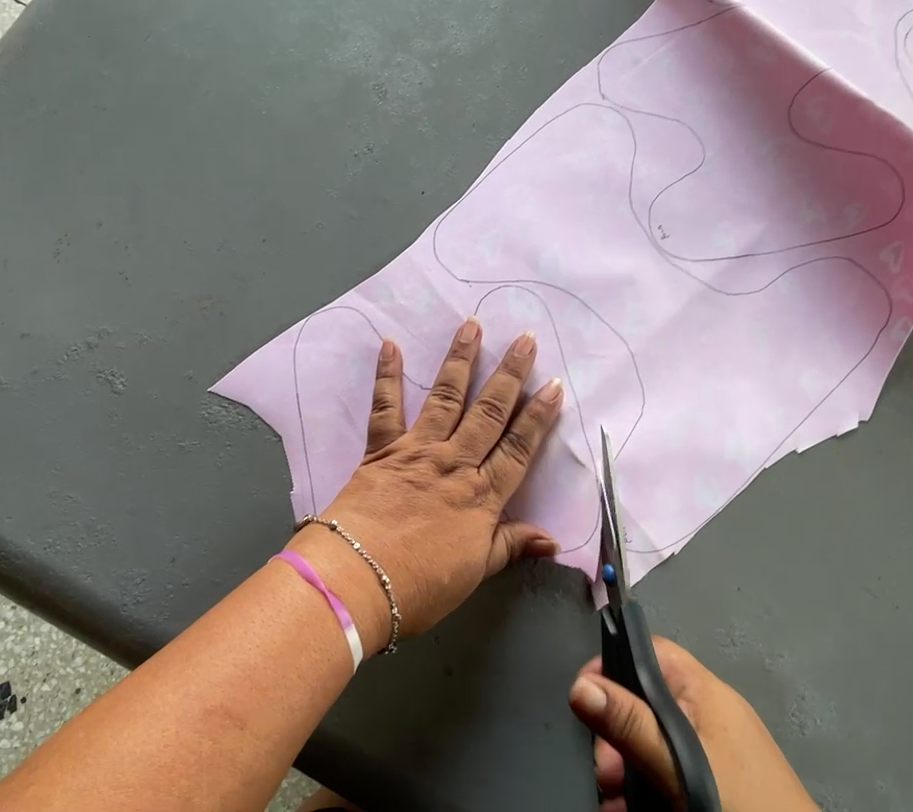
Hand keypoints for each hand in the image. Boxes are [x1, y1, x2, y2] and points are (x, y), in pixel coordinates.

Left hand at [291, 317, 562, 649]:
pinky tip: (390, 346)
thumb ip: (509, 546)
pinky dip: (387, 375)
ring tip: (473, 326)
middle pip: (489, 413)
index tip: (554, 386)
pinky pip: (386, 407)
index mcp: (481, 497)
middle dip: (509, 374)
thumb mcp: (475, 572)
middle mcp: (454, 464)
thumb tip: (551, 540)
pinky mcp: (381, 450)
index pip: (518, 449)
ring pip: (446, 398)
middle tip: (525, 339)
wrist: (358, 580)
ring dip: (460, 361)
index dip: (539, 417)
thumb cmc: (420, 585)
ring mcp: (417, 452)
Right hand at [569, 636, 818, 811]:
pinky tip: (625, 810)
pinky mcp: (709, 784)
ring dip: (622, 769)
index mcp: (702, 691)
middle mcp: (704, 715)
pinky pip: (664, 773)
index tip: (582, 698)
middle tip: (606, 772)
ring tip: (613, 800)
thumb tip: (579, 685)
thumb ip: (631, 725)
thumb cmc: (744, 802)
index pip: (648, 652)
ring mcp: (708, 752)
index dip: (610, 665)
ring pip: (647, 744)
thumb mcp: (681, 764)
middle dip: (613, 733)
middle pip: (641, 702)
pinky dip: (641, 789)